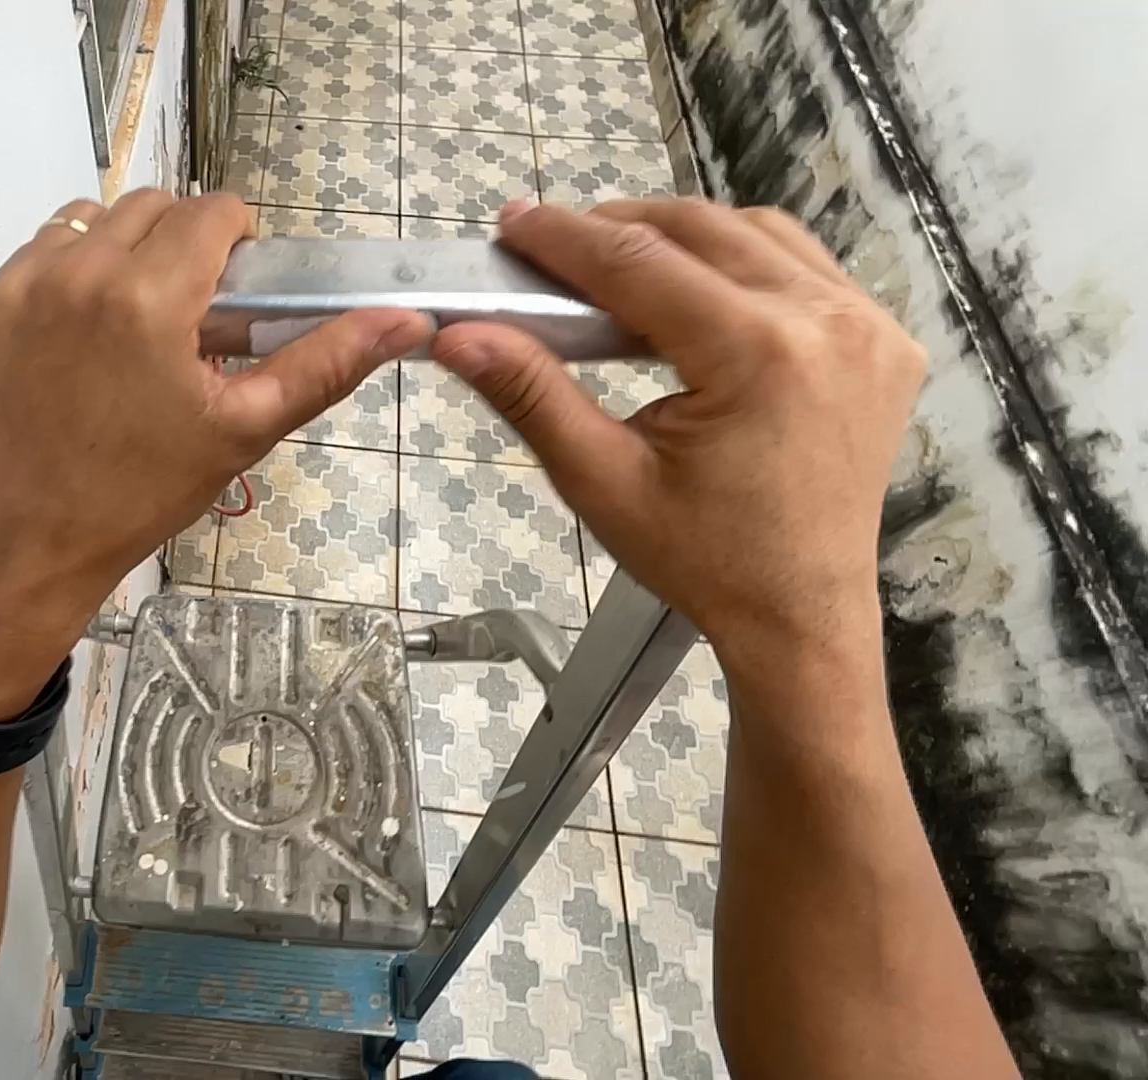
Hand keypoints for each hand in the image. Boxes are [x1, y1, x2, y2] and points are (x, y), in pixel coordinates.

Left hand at [0, 190, 431, 715]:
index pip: (211, 212)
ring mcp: (12, 289)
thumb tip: (407, 321)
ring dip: (121, 255)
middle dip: (181, 248)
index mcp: (146, 297)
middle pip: (150, 208)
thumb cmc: (145, 493)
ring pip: (87, 222)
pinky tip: (75, 342)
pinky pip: (33, 259)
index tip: (235, 291)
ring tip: (130, 327)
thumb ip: (323, 365)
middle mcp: (72, 272)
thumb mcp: (242, 430)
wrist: (36, 545)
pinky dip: (65, 279)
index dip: (237, 242)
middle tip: (186, 319)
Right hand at [434, 198, 924, 651]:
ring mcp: (870, 325)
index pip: (640, 265)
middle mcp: (828, 319)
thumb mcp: (596, 478)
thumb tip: (459, 336)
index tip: (511, 223)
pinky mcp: (881, 341)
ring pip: (754, 235)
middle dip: (614, 226)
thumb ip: (529, 395)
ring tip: (606, 262)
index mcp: (756, 354)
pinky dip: (730, 258)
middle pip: (701, 231)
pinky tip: (686, 289)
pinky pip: (798, 265)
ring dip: (673, 236)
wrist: (796, 611)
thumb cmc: (692, 555)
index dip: (564, 239)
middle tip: (545, 244)